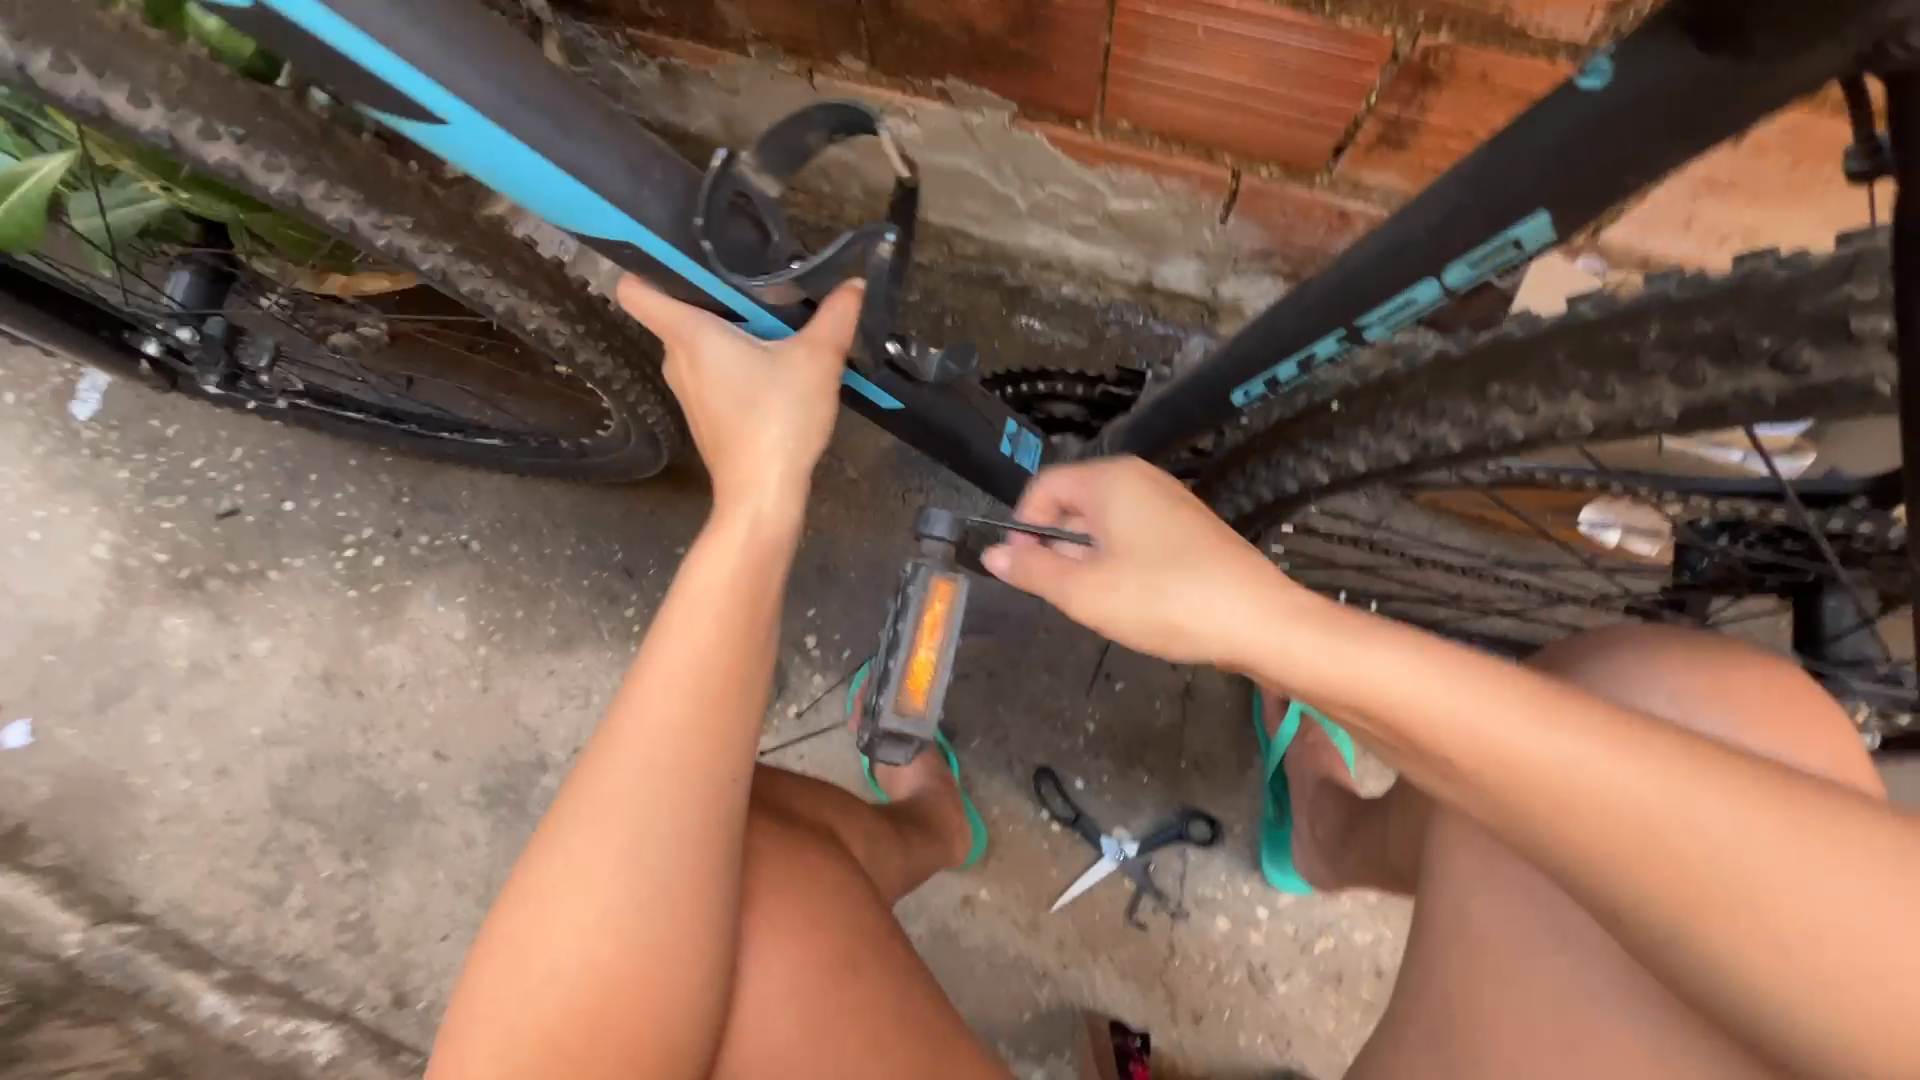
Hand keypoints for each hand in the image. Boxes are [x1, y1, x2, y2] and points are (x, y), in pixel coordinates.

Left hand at [617, 275, 863, 518]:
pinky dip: (735, 367)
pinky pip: (713, 376)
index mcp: (687, 335)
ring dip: (729, 335)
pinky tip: (773, 373)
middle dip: (714, 298)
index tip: (683, 255)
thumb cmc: (777, 420)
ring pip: (699, 347)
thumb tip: (856, 283)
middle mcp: (676, 360)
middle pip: (679, 313)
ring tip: (773, 328)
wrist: (762, 493)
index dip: (649, 264)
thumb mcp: (816, 361)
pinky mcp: (705, 417)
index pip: (635, 288)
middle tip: (758, 288)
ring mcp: (688, 393)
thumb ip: (836, 317)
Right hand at [980, 457, 1303, 667]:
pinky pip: (1134, 537)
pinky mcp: (1189, 530)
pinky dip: (1120, 564)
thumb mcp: (1084, 591)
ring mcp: (1169, 503)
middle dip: (1058, 549)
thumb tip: (992, 554)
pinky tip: (1135, 601)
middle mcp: (1140, 480)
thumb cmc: (1164, 599)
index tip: (1025, 570)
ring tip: (1103, 603)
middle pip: (1073, 505)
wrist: (1259, 622)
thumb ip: (1032, 569)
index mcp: (1110, 481)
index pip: (1043, 488)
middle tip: (1067, 595)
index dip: (1023, 527)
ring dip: (1088, 563)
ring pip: (1103, 527)